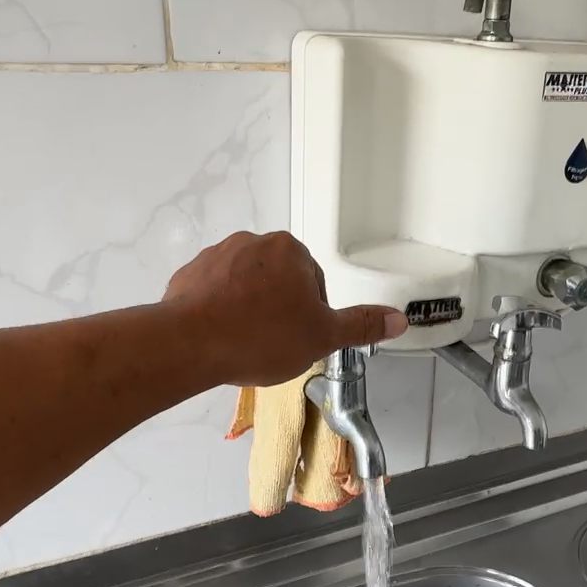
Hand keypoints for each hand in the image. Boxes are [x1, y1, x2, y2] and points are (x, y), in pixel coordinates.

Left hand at [161, 231, 406, 386]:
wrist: (190, 344)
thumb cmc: (261, 336)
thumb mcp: (323, 337)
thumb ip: (361, 325)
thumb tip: (398, 319)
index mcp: (290, 250)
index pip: (313, 281)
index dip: (310, 314)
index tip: (299, 337)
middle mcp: (252, 243)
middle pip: (278, 280)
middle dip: (278, 309)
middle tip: (274, 343)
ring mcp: (216, 256)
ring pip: (244, 286)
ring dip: (248, 309)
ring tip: (245, 343)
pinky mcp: (188, 275)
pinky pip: (212, 294)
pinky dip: (218, 312)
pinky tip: (220, 339)